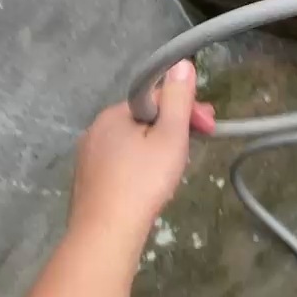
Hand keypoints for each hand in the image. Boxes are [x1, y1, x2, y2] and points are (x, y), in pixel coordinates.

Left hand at [68, 60, 214, 255]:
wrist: (105, 233)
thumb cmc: (144, 179)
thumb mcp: (171, 135)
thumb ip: (177, 98)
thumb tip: (181, 63)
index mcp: (113, 115)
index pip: (159, 98)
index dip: (188, 109)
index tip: (209, 127)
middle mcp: (95, 131)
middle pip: (147, 118)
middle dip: (176, 128)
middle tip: (198, 147)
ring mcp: (88, 157)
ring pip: (135, 140)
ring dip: (161, 146)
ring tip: (176, 168)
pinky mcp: (88, 180)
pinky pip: (123, 160)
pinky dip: (142, 164)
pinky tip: (152, 182)